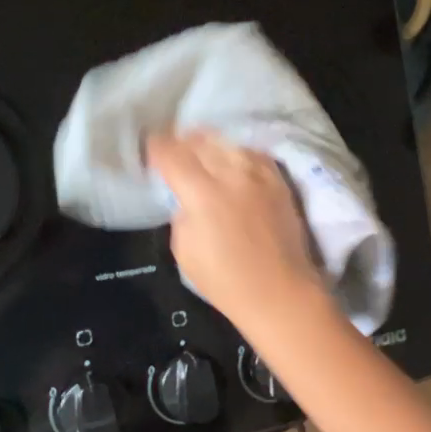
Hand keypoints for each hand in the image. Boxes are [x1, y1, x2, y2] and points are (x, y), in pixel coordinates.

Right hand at [147, 130, 328, 328]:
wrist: (279, 290)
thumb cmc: (225, 281)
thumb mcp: (184, 250)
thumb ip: (182, 214)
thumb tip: (187, 198)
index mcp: (202, 194)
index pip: (173, 155)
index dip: (157, 148)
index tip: (151, 148)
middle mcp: (232, 175)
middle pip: (201, 142)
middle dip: (182, 141)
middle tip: (173, 147)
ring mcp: (259, 175)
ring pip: (229, 143)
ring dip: (210, 143)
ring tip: (201, 147)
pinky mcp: (279, 181)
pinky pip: (254, 154)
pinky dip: (238, 152)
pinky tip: (233, 159)